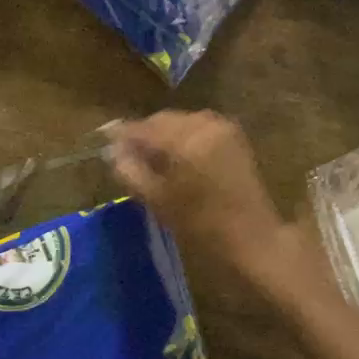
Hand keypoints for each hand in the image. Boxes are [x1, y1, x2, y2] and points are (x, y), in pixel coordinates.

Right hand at [109, 111, 302, 287]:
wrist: (253, 237)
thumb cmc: (203, 225)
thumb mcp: (159, 201)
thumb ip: (131, 171)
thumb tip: (113, 151)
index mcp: (185, 139)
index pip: (143, 128)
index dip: (122, 133)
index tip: (104, 139)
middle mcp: (204, 124)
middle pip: (163, 120)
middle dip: (144, 134)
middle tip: (127, 153)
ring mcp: (222, 127)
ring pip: (181, 122)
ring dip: (164, 135)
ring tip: (152, 158)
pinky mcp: (234, 136)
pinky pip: (199, 128)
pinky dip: (184, 137)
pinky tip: (177, 157)